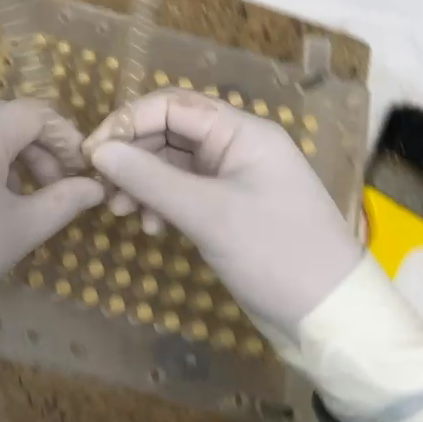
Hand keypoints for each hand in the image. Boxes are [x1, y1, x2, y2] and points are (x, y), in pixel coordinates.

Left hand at [0, 100, 105, 308]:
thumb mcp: (21, 230)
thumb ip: (63, 201)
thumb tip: (94, 188)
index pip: (34, 112)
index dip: (64, 136)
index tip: (78, 169)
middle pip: (4, 118)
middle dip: (35, 147)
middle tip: (51, 186)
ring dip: (4, 155)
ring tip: (15, 198)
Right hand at [82, 88, 360, 332]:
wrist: (330, 315)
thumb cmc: (275, 254)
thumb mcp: (208, 215)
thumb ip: (149, 178)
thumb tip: (97, 151)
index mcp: (242, 133)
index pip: (172, 106)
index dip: (127, 122)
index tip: (92, 153)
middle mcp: (237, 146)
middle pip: (168, 132)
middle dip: (132, 156)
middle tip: (103, 188)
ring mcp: (233, 177)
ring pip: (171, 163)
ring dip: (141, 183)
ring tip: (122, 213)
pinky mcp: (228, 206)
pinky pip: (182, 190)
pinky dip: (160, 203)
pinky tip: (151, 227)